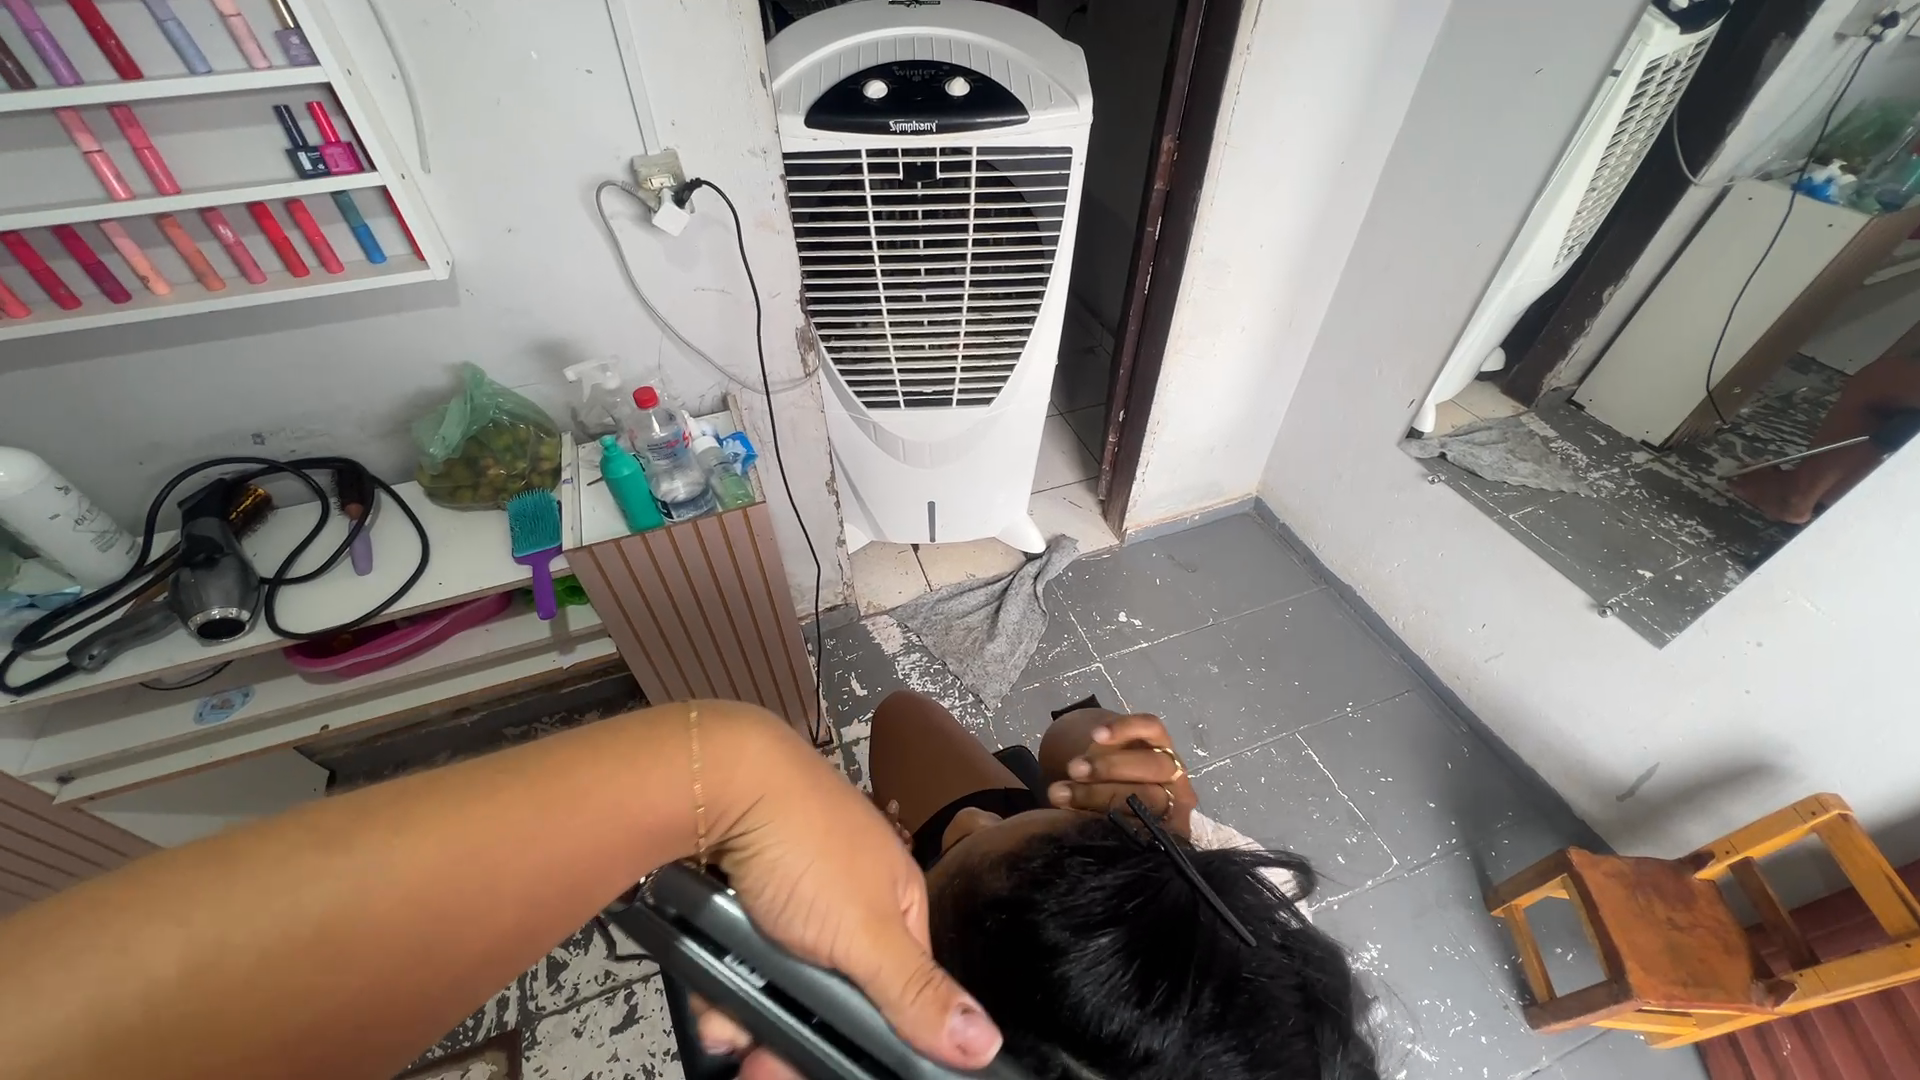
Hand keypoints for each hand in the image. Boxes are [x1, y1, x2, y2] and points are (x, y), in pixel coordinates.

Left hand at [692, 707, 1000, 1078]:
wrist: (725, 781)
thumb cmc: (808, 850)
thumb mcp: (865, 932)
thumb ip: (917, 991)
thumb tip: (990, 1044)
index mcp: (897, 899)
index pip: (901, 989)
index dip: (865, 1037)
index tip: (819, 1068)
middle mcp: (854, 896)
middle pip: (835, 989)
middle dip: (796, 1029)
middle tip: (755, 1063)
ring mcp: (802, 889)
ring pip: (784, 977)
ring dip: (754, 1011)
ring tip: (724, 1028)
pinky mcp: (755, 888)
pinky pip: (749, 952)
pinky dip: (730, 978)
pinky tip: (711, 997)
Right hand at [1045, 714, 1197, 834]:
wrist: (1106, 771)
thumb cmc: (1100, 807)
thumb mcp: (1096, 821)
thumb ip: (1090, 824)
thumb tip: (1063, 826)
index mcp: (1166, 829)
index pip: (1147, 831)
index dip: (1109, 824)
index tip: (1073, 821)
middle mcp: (1176, 798)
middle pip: (1148, 796)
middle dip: (1101, 795)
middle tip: (1063, 793)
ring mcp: (1171, 764)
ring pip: (1150, 763)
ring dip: (1108, 767)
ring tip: (1073, 769)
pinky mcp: (1160, 735)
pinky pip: (1150, 727)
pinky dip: (1124, 729)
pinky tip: (1096, 734)